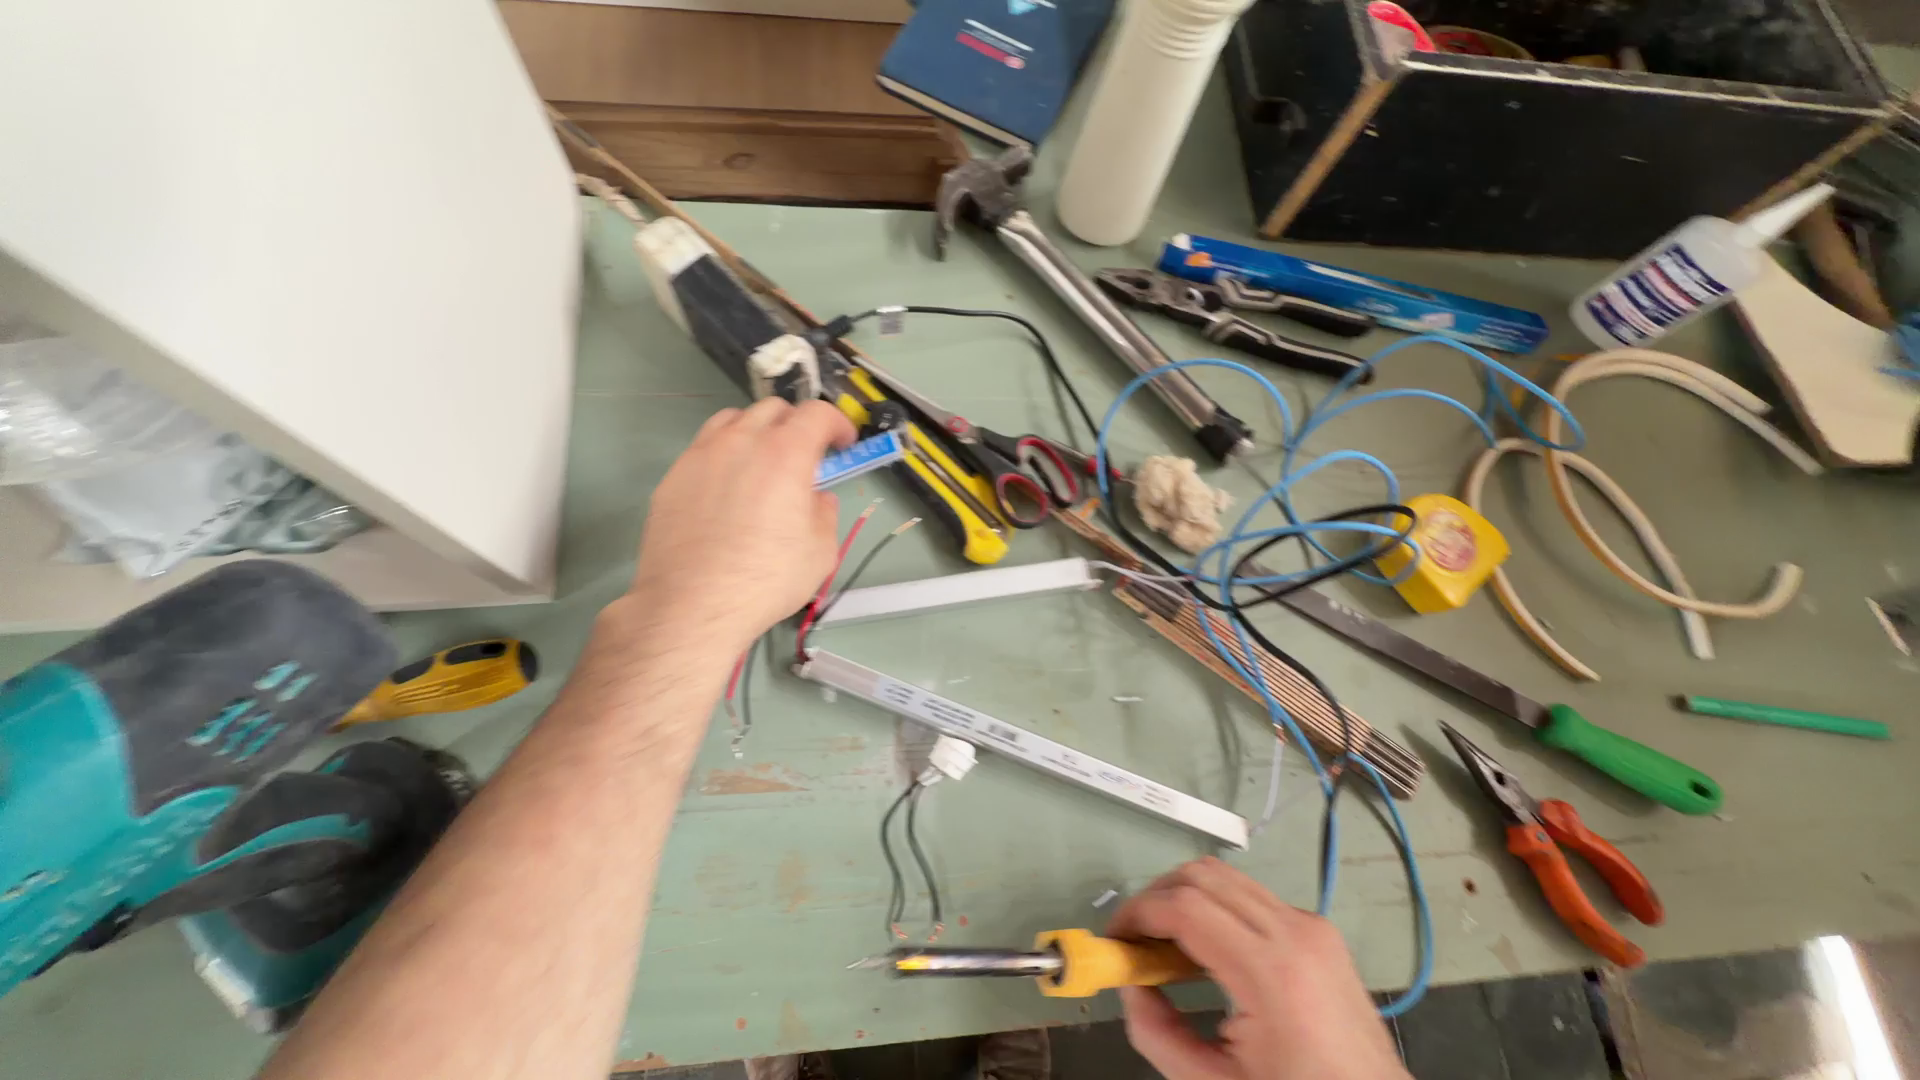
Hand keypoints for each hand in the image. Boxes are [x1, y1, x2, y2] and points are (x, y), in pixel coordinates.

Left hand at [625, 398, 854, 652]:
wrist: (692, 605)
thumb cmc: (766, 580)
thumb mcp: (820, 552)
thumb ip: (824, 513)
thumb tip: (817, 499)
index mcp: (785, 454)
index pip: (817, 414)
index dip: (838, 424)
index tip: (843, 445)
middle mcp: (741, 442)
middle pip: (774, 409)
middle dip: (797, 425)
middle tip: (805, 457)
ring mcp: (701, 455)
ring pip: (733, 420)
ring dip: (757, 432)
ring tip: (762, 463)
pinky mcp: (673, 476)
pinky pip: (704, 448)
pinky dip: (725, 454)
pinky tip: (727, 488)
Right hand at [1110, 858, 1409, 1079]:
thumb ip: (1158, 1034)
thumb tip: (1129, 987)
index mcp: (1270, 973)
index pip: (1184, 906)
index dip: (1137, 914)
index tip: (1115, 942)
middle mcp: (1294, 932)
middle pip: (1201, 876)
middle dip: (1155, 898)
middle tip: (1135, 941)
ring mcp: (1311, 925)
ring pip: (1225, 877)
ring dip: (1184, 898)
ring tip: (1167, 946)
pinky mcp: (1319, 929)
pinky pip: (1252, 897)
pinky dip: (1216, 908)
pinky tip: (1209, 952)